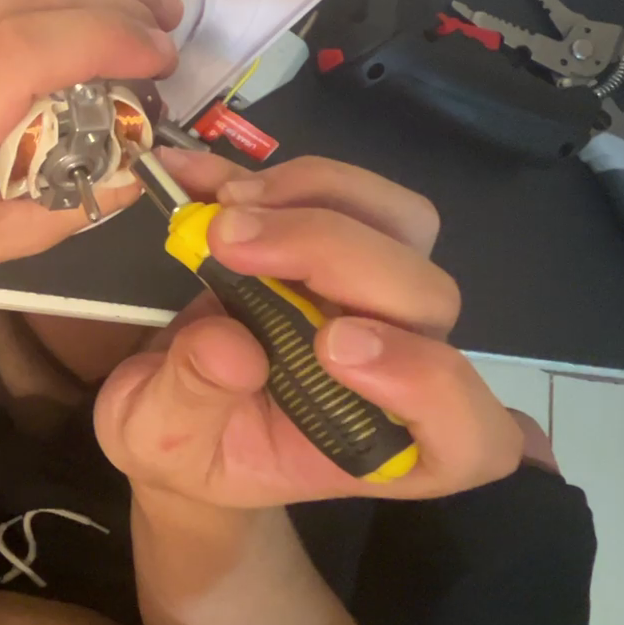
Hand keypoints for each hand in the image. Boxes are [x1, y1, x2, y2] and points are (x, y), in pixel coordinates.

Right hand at [95, 150, 522, 508]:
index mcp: (371, 445)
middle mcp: (391, 367)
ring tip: (224, 205)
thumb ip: (193, 400)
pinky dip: (258, 176)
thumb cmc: (178, 448)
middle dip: (330, 251)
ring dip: (317, 195)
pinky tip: (194, 176)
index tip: (332, 347)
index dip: (425, 383)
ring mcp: (365, 300)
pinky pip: (326, 192)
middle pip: (421, 296)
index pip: (464, 435)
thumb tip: (230, 344)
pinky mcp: (324, 251)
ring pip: (400, 224)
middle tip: (228, 237)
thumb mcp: (160, 438)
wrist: (168, 408)